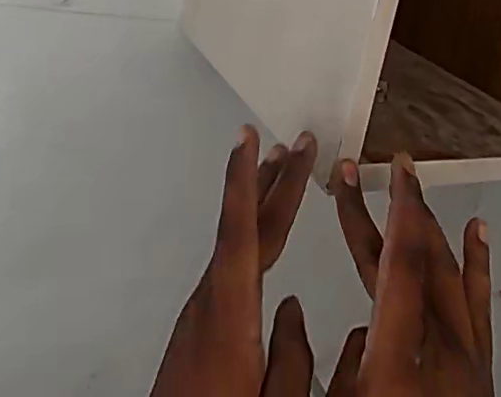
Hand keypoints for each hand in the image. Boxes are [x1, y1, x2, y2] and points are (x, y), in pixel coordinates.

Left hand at [151, 124, 318, 396]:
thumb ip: (292, 363)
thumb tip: (297, 308)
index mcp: (230, 313)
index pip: (239, 230)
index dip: (244, 178)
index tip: (248, 136)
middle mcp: (212, 298)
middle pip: (245, 225)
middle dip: (271, 178)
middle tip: (297, 143)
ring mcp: (204, 306)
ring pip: (238, 237)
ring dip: (261, 199)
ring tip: (280, 166)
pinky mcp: (203, 318)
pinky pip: (233, 256)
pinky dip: (251, 229)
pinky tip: (263, 232)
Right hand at [324, 156, 492, 396]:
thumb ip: (319, 373)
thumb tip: (329, 324)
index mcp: (399, 367)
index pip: (400, 266)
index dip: (392, 210)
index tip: (384, 169)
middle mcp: (442, 357)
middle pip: (417, 260)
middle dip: (387, 209)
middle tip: (357, 170)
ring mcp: (471, 366)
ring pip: (447, 274)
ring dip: (424, 224)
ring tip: (408, 181)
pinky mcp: (484, 375)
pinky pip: (479, 306)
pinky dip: (477, 262)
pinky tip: (477, 229)